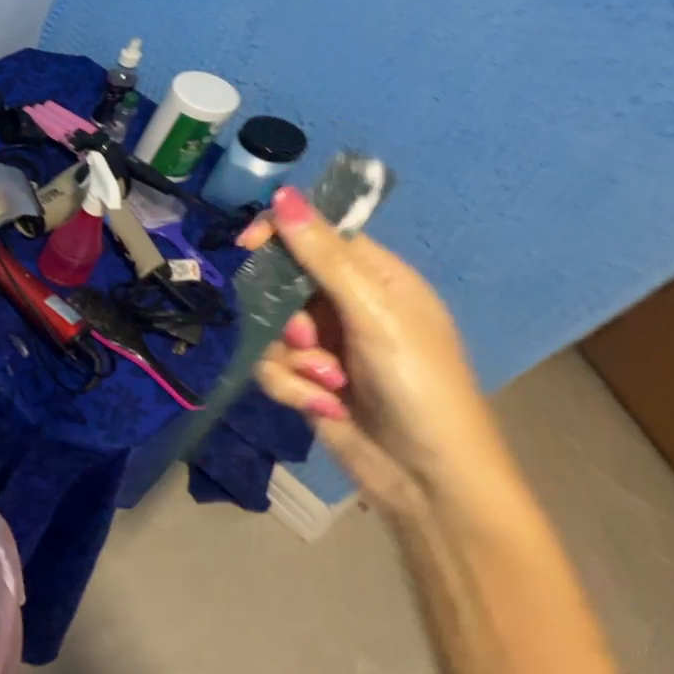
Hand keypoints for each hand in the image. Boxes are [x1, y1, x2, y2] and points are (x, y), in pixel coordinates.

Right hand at [237, 187, 519, 516]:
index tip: (247, 246)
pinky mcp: (308, 381)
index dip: (280, 234)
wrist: (427, 478)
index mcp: (379, 279)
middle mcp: (350, 306)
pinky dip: (291, 387)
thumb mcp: (374, 314)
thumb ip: (323, 256)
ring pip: (270, 330)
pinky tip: (322, 406)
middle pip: (283, 283)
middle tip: (308, 338)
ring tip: (327, 384)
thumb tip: (283, 196)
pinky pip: (270, 367)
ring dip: (292, 360)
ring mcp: (328, 345)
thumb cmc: (419, 386)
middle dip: (286, 316)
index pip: (318, 235)